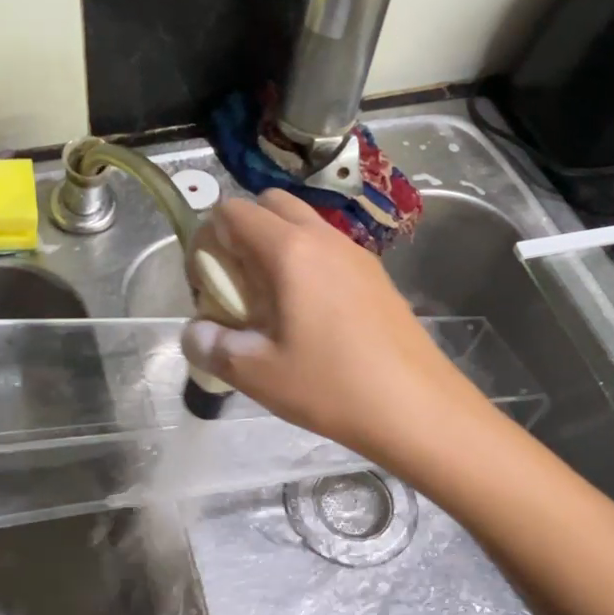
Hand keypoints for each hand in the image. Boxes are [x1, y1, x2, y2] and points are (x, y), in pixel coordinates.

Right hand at [180, 191, 486, 457]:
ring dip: (276, 248)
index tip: (208, 282)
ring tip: (271, 305)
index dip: (209, 238)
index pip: (234, 212)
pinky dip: (307, 265)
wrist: (418, 409)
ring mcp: (356, 254)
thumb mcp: (257, 374)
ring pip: (304, 226)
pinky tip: (309, 318)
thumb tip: (194, 332)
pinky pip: (328, 251)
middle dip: (243, 233)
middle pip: (271, 205)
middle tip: (237, 285)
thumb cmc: (332, 386)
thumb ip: (212, 347)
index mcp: (289, 251)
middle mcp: (323, 238)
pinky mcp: (376, 276)